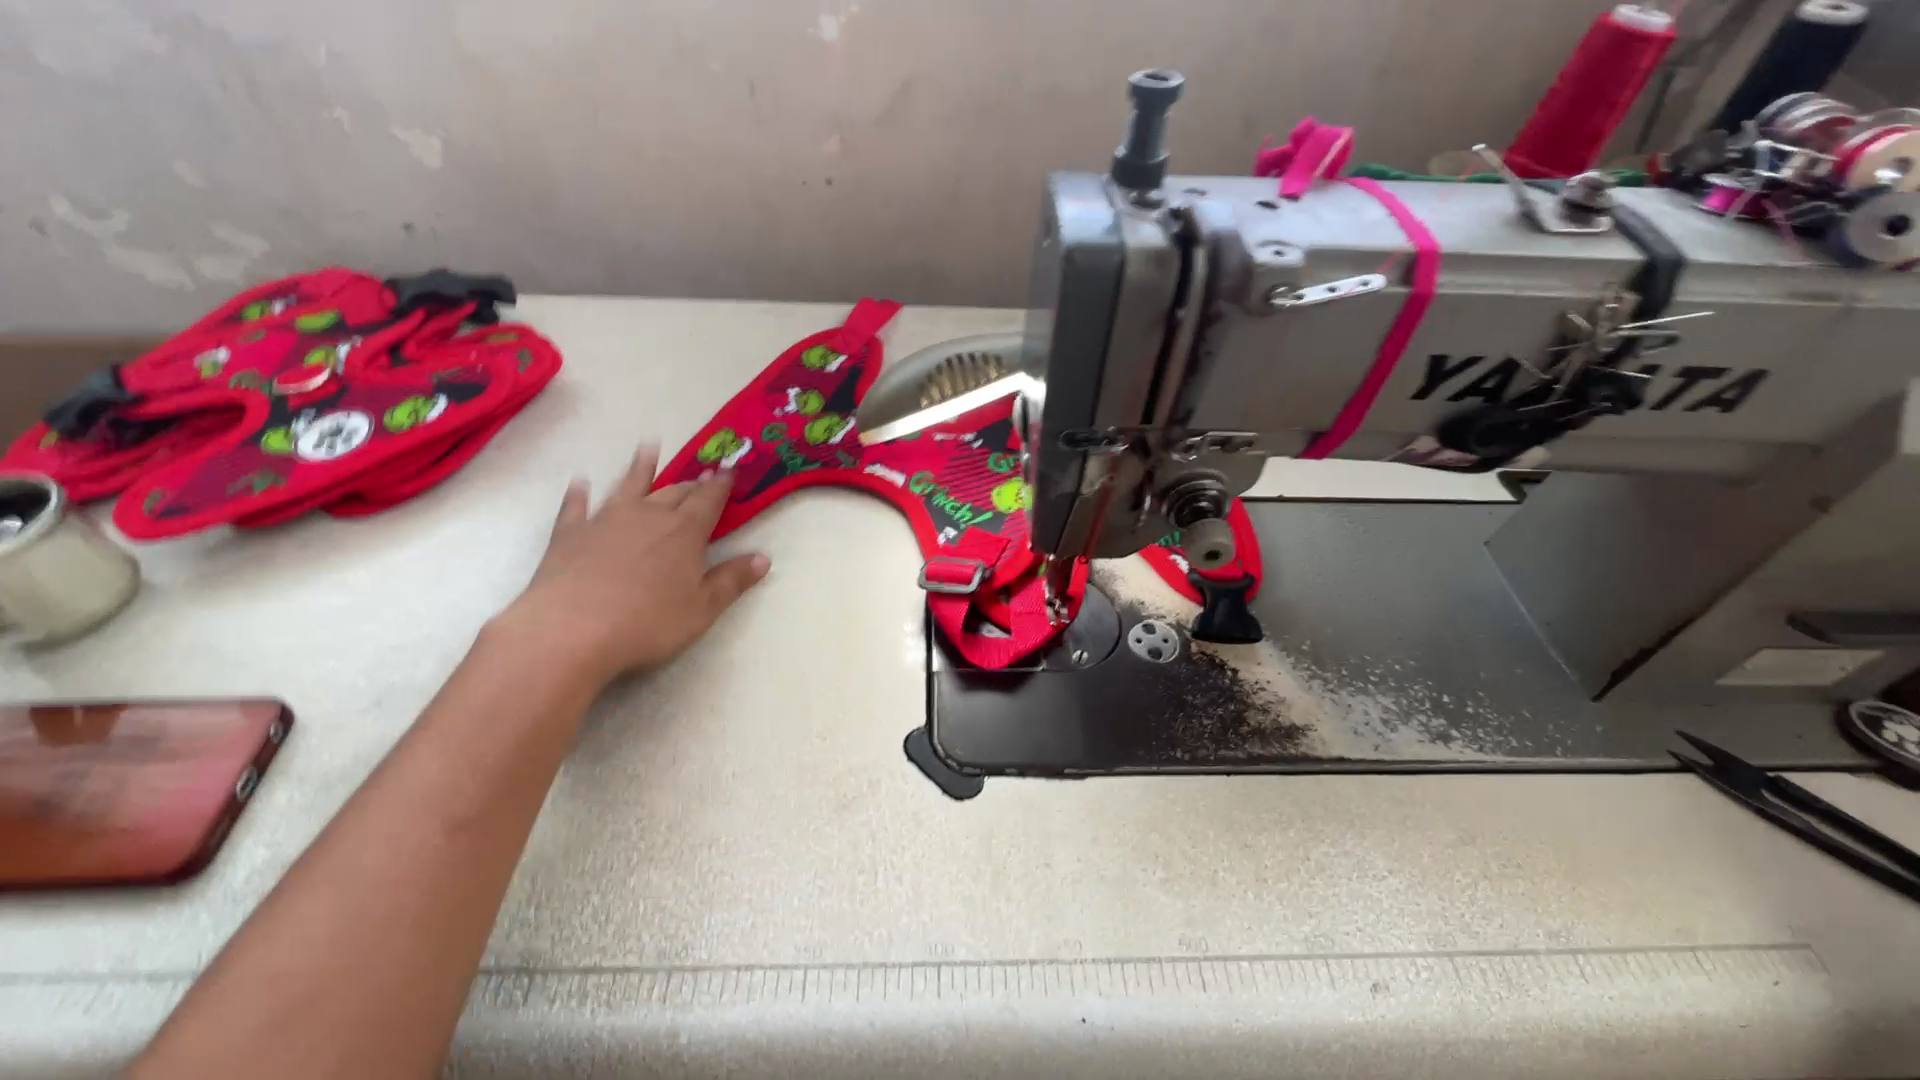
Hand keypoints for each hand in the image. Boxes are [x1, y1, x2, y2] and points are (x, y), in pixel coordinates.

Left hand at [502, 444, 768, 684]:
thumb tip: (763, 558)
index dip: (721, 485)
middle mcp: (647, 516)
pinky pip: (577, 506)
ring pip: (628, 486)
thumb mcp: (702, 609)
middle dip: (690, 483)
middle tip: (700, 475)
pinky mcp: (570, 533)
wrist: (572, 629)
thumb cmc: (648, 622)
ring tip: (648, 448)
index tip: (729, 471)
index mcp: (684, 532)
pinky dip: (580, 493)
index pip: (708, 500)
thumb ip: (732, 581)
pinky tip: (580, 483)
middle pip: (673, 492)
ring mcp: (606, 520)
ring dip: (640, 468)